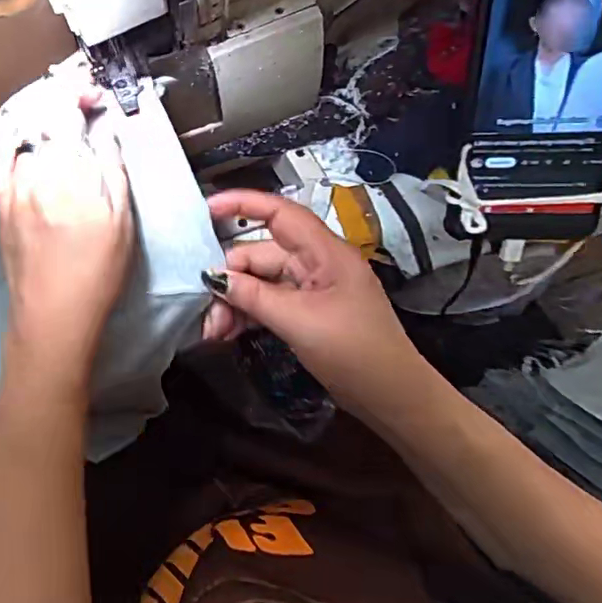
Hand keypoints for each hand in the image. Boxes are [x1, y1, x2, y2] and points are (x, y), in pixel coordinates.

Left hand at [0, 86, 135, 394]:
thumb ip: (113, 168)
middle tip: (79, 102)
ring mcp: (12, 186)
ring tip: (55, 110)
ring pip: (19, 130)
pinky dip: (7, 131)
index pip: (68, 113)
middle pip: (43, 117)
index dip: (80, 94)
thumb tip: (105, 131)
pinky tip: (15, 122)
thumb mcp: (122, 220)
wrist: (53, 313)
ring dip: (38, 112)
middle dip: (62, 98)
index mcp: (71, 175)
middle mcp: (36, 173)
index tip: (95, 98)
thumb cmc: (97, 272)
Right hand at [202, 189, 432, 415]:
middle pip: (260, 254)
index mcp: (325, 253)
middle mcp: (316, 262)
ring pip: (259, 280)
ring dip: (234, 302)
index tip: (207, 209)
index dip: (242, 203)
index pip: (280, 213)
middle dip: (229, 279)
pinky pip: (267, 300)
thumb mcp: (299, 322)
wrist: (395, 399)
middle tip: (206, 311)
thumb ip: (253, 296)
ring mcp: (311, 286)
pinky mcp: (306, 309)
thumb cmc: (356, 353)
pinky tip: (228, 332)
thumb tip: (215, 278)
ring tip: (214, 330)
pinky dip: (247, 313)